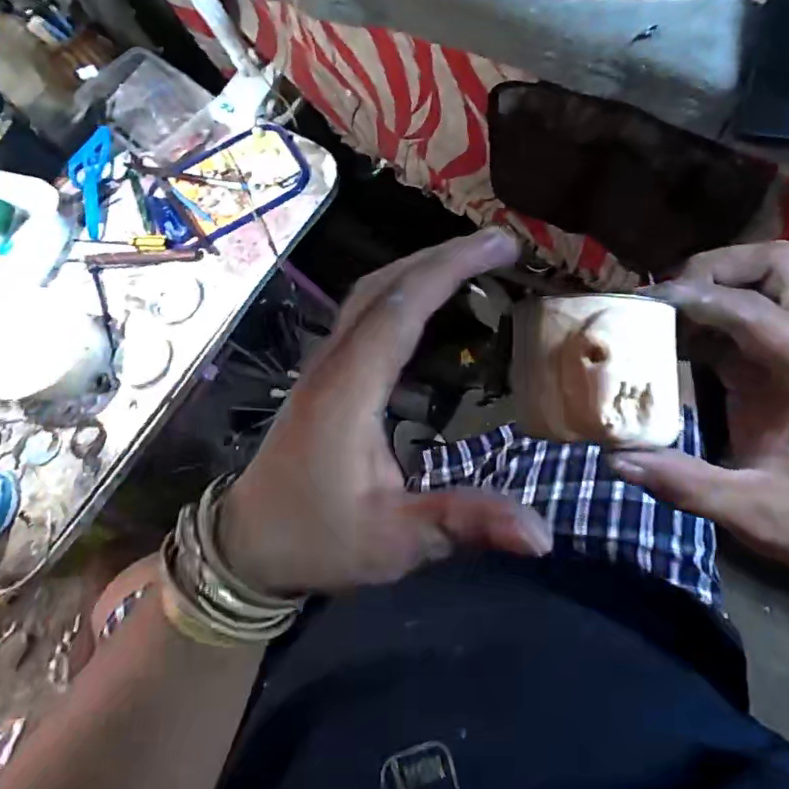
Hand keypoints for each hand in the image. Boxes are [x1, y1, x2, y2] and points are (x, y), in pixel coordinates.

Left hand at [217, 229, 553, 594]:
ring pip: (364, 300)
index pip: (401, 309)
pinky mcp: (318, 383)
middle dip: (437, 257)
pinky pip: (359, 322)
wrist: (247, 544)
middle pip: (380, 288)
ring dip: (414, 274)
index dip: (450, 269)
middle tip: (495, 246)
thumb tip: (541, 536)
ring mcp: (319, 372)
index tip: (500, 244)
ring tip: (467, 267)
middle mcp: (330, 368)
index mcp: (348, 393)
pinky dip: (397, 301)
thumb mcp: (392, 542)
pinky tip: (423, 314)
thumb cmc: (316, 540)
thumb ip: (462, 523)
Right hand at [605, 241, 788, 614]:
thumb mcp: (754, 514)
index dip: (698, 298)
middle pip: (778, 268)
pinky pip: (750, 326)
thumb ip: (683, 483)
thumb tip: (613, 459)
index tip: (643, 305)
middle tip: (659, 301)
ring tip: (655, 318)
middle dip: (714, 270)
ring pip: (767, 287)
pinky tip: (670, 345)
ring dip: (711, 292)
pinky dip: (709, 324)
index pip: (758, 310)